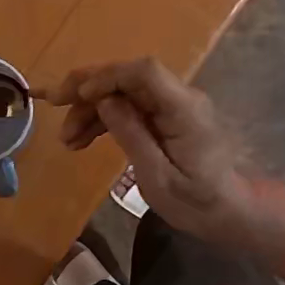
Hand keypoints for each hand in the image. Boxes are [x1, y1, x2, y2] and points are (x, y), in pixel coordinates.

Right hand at [35, 57, 257, 242]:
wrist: (229, 212)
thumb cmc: (197, 202)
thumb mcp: (158, 178)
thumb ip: (132, 136)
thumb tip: (104, 101)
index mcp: (183, 109)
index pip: (144, 72)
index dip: (106, 76)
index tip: (76, 97)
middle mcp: (180, 98)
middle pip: (129, 77)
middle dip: (89, 88)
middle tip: (54, 104)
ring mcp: (172, 107)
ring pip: (123, 92)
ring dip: (91, 109)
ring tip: (66, 139)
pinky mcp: (165, 118)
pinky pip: (129, 108)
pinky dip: (104, 119)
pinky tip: (81, 140)